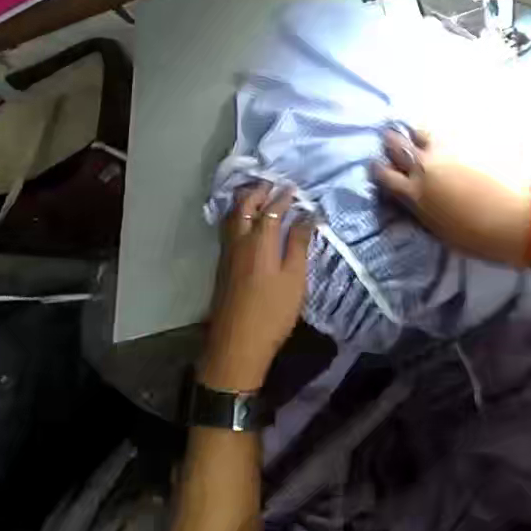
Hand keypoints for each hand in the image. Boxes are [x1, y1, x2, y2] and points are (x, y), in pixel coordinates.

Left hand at [200, 184, 313, 391]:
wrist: (236, 346)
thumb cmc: (272, 312)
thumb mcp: (294, 279)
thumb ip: (298, 244)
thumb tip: (307, 215)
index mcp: (259, 241)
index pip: (271, 209)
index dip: (283, 196)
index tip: (295, 187)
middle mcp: (238, 241)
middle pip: (244, 206)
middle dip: (258, 191)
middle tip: (274, 184)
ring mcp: (227, 253)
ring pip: (232, 216)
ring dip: (246, 201)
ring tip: (261, 196)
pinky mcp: (223, 265)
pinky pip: (229, 228)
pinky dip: (239, 216)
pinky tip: (249, 222)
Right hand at [371, 127, 530, 266]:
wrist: (523, 217)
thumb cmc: (483, 238)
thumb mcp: (443, 232)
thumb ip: (424, 211)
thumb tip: (416, 202)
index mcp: (415, 194)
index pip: (384, 175)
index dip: (379, 170)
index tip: (379, 168)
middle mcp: (425, 166)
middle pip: (395, 144)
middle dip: (391, 143)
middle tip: (392, 143)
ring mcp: (448, 149)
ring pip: (419, 131)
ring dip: (414, 134)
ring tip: (419, 137)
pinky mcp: (471, 140)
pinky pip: (447, 132)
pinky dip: (441, 135)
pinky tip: (448, 140)